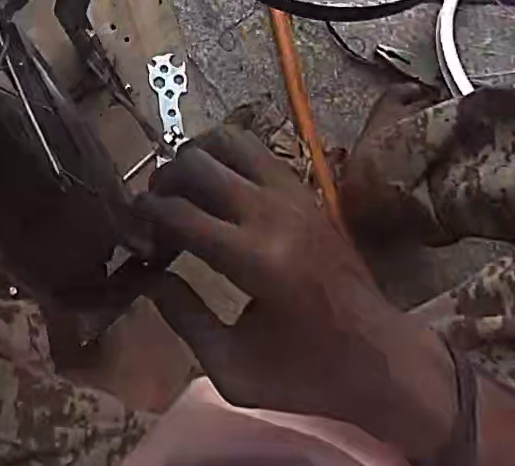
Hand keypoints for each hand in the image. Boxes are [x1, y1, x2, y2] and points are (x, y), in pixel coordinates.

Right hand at [135, 127, 463, 460]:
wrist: (382, 357)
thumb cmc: (306, 375)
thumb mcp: (234, 369)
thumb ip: (183, 316)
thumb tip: (146, 273)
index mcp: (255, 260)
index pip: (181, 213)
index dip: (145, 213)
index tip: (132, 225)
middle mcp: (272, 212)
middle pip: (198, 163)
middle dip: (164, 181)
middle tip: (154, 209)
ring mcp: (292, 192)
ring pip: (228, 139)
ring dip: (195, 156)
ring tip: (183, 186)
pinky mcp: (304, 187)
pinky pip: (255, 148)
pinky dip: (225, 153)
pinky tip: (216, 182)